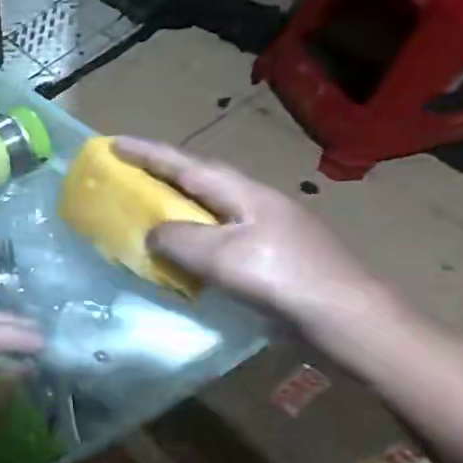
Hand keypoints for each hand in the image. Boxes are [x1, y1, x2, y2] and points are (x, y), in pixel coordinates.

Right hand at [113, 136, 394, 325]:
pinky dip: (192, 237)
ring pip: (210, 210)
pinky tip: (182, 253)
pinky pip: (218, 237)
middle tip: (126, 175)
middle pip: (200, 182)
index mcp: (244, 194)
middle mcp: (256, 204)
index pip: (186, 165)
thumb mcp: (217, 256)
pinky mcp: (273, 257)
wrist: (349, 319)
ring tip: (147, 212)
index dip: (147, 154)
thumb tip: (155, 233)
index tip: (113, 144)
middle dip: (161, 175)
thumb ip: (176, 238)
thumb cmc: (281, 279)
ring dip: (176, 207)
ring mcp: (268, 230)